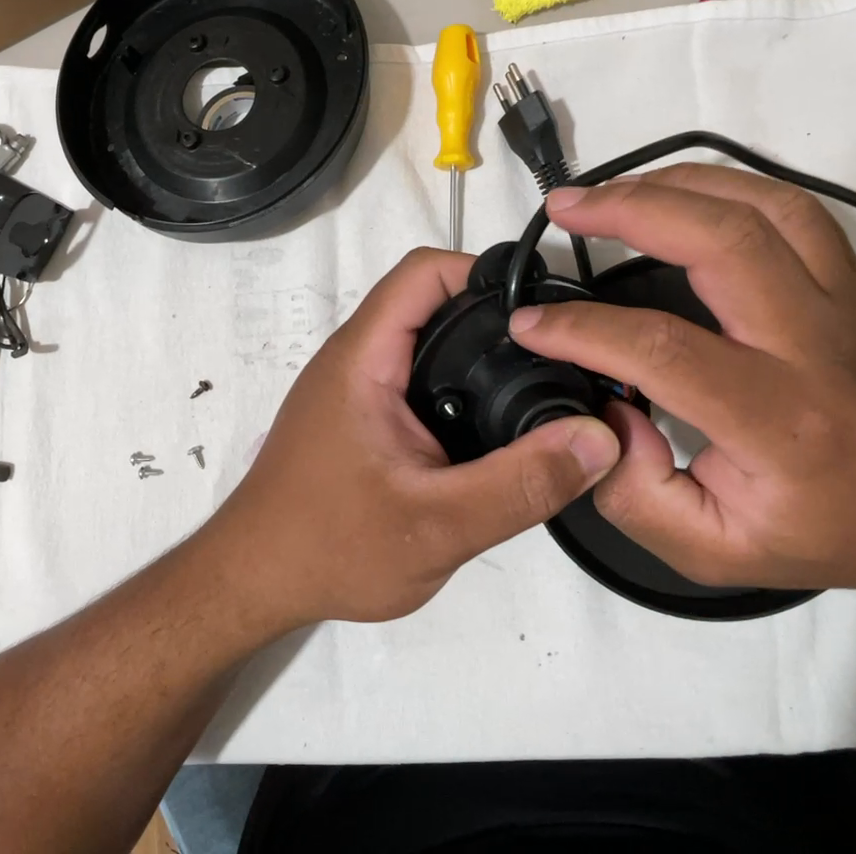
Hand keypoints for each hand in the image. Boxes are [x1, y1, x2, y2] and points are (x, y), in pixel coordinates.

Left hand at [204, 248, 621, 628]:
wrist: (256, 581)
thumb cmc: (331, 549)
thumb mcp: (437, 526)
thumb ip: (520, 485)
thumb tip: (598, 440)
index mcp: (362, 360)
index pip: (424, 273)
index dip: (486, 273)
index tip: (546, 311)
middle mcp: (354, 361)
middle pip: (430, 304)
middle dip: (496, 320)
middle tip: (560, 356)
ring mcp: (353, 391)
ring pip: (424, 347)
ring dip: (477, 359)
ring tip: (540, 392)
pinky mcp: (357, 420)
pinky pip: (415, 382)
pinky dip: (457, 391)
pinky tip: (493, 432)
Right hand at [508, 164, 855, 600]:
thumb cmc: (831, 533)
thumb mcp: (715, 552)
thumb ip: (636, 493)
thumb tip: (605, 410)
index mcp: (780, 420)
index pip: (663, 347)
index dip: (581, 330)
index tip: (528, 323)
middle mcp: (816, 344)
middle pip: (724, 240)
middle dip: (630, 211)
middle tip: (562, 211)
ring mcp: (845, 300)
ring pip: (764, 204)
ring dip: (675, 185)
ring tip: (607, 192)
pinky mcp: (854, 281)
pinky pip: (791, 206)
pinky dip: (724, 185)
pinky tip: (675, 194)